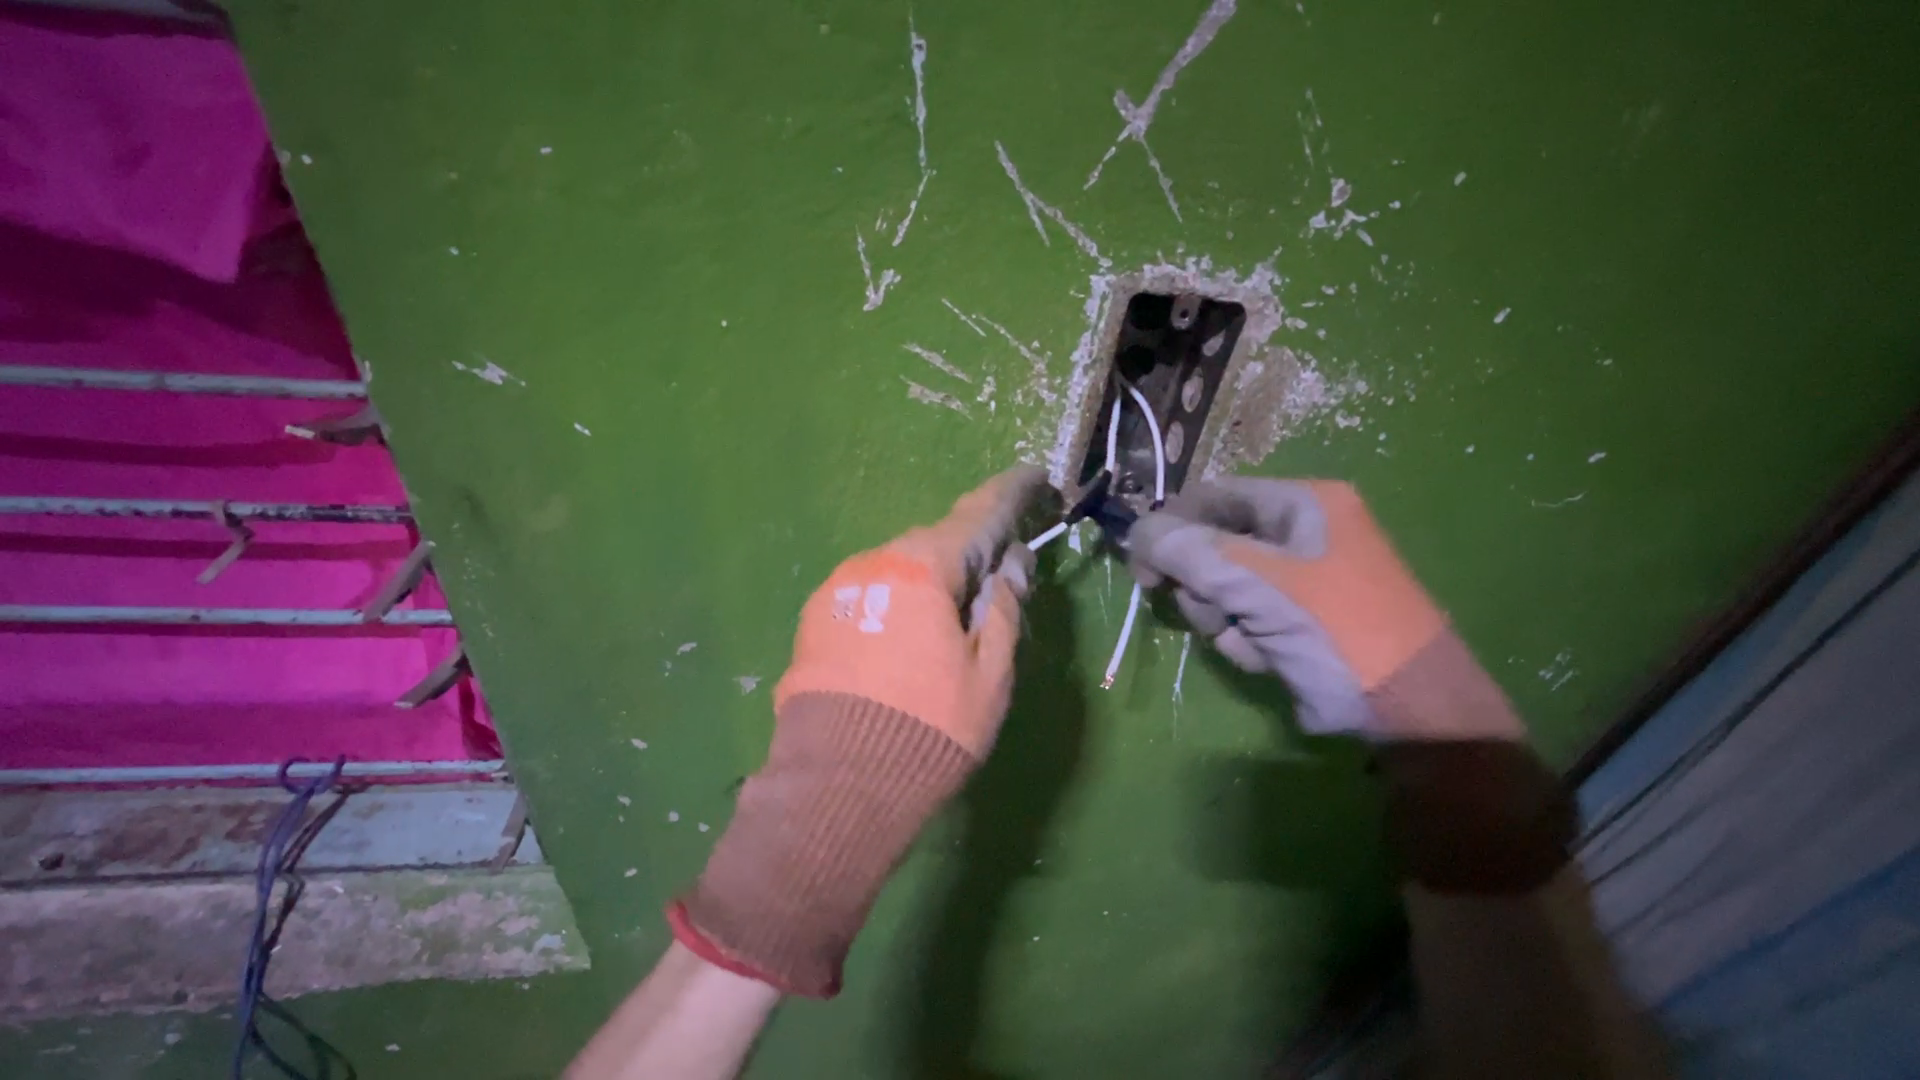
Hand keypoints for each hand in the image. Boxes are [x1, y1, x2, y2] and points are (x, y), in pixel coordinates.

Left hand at [774, 464, 1050, 756]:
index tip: (1031, 477)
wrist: (840, 783)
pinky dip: (895, 603)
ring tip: (947, 618)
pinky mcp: (813, 621)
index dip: (1008, 495)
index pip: (976, 516)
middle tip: (996, 574)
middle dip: (967, 551)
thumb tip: (1011, 563)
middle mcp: (872, 563)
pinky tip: (902, 639)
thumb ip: (1002, 607)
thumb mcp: (989, 673)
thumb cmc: (931, 725)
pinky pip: (868, 595)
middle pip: (932, 543)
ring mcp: (835, 590)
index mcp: (920, 567)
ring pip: (896, 569)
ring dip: (926, 581)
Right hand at [1128, 477, 1520, 741]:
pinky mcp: (1294, 620)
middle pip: (1212, 544)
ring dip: (1222, 618)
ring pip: (1221, 587)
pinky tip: (1269, 658)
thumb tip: (1135, 532)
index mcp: (1302, 504)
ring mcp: (1298, 579)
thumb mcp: (1258, 583)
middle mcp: (1299, 533)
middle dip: (1205, 585)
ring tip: (1253, 640)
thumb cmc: (1337, 630)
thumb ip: (1188, 550)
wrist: (1406, 709)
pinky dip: (1245, 640)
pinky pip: (1243, 618)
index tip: (1144, 569)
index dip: (1171, 527)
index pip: (1213, 495)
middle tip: (1215, 612)